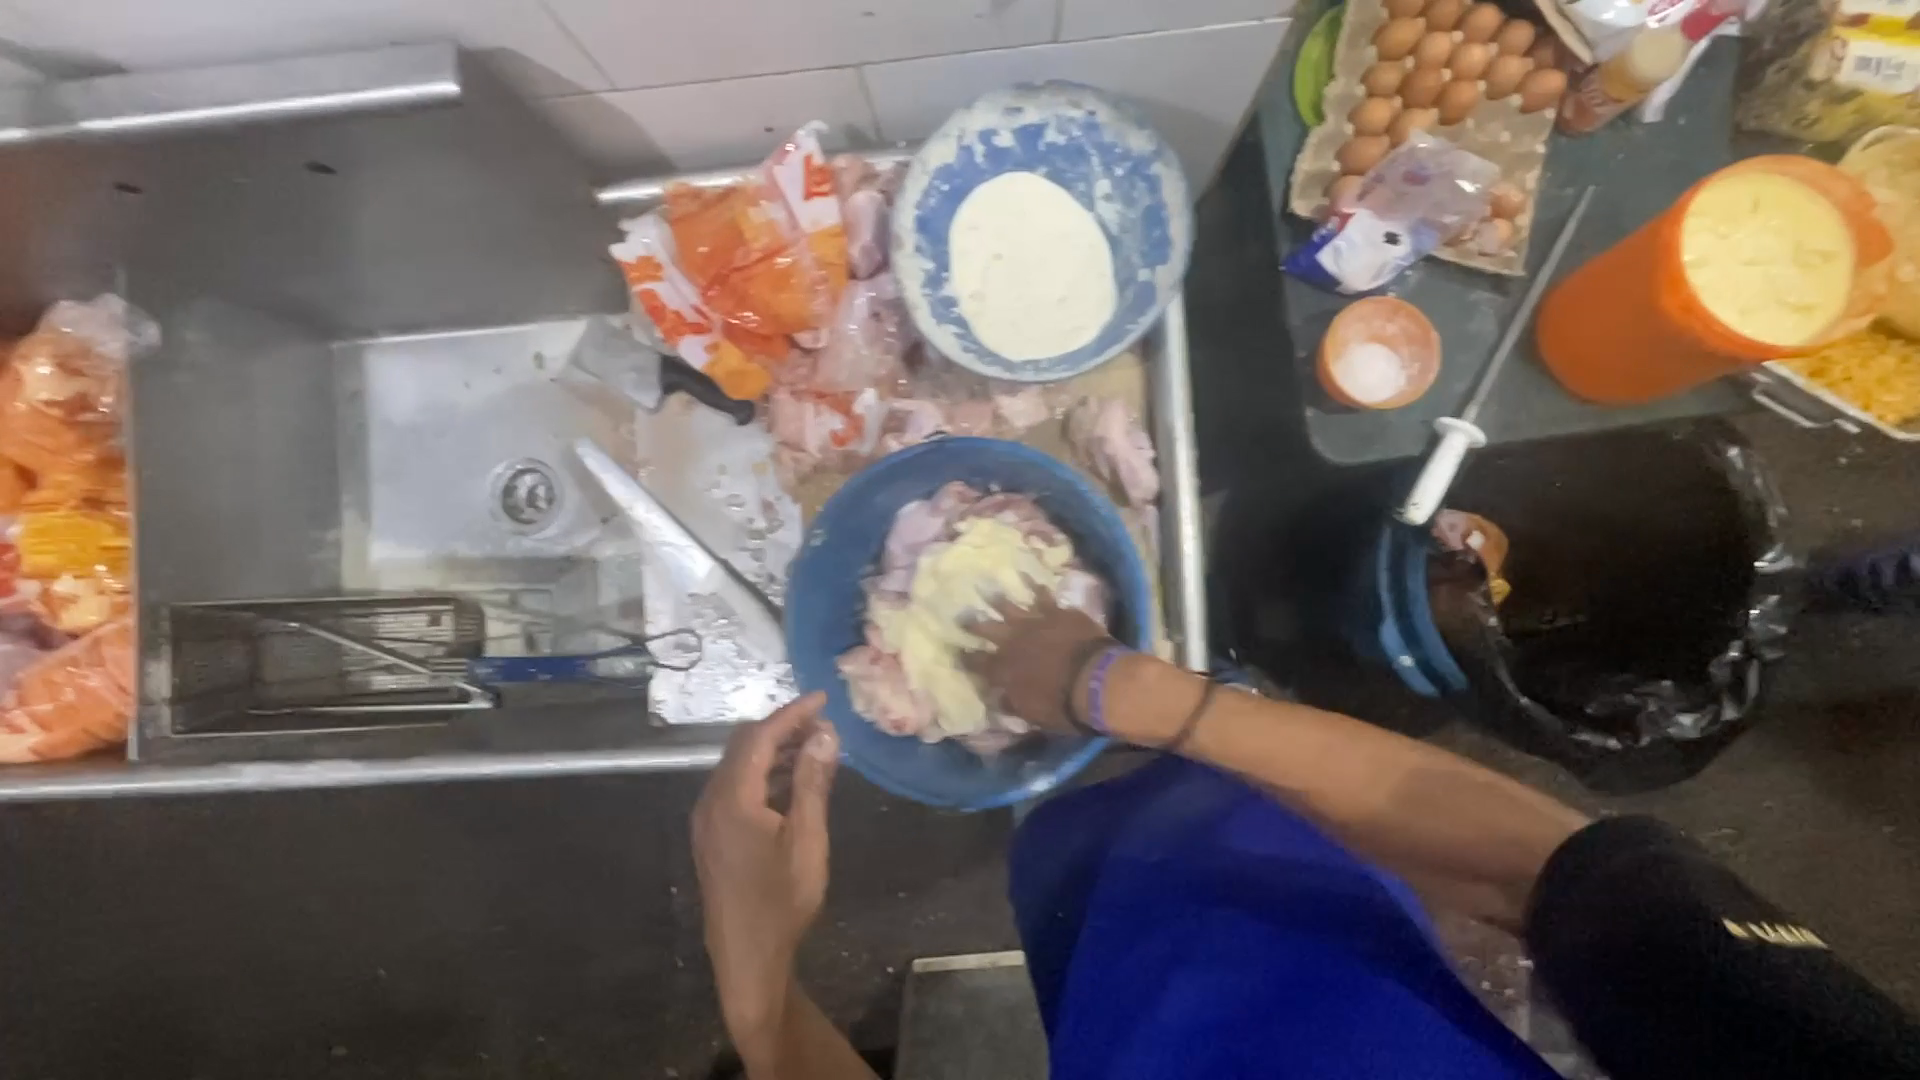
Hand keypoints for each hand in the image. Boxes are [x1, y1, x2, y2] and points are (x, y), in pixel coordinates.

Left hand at [692, 692, 839, 1040]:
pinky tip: (794, 781)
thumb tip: (825, 733)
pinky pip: (737, 787)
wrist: (748, 959)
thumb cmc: (781, 900)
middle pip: (744, 746)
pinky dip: (765, 774)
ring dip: (775, 751)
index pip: (760, 737)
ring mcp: (709, 820)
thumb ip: (813, 781)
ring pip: (740, 766)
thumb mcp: (806, 838)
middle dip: (783, 728)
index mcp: (732, 798)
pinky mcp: (714, 835)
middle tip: (823, 723)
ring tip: (816, 748)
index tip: (823, 698)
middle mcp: (712, 801)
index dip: (792, 713)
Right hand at [964, 591, 1118, 733]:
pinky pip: (1043, 596)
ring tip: (987, 591)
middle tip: (962, 616)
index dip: (967, 659)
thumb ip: (1011, 703)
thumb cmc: (1062, 704)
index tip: (957, 652)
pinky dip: (1036, 588)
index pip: (979, 664)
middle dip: (974, 624)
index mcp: (1004, 669)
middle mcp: (1013, 642)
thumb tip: (998, 698)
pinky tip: (1030, 578)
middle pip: (988, 630)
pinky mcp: (1057, 612)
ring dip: (998, 600)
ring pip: (1010, 607)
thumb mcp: (1031, 714)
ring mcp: (1035, 623)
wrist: (1095, 679)